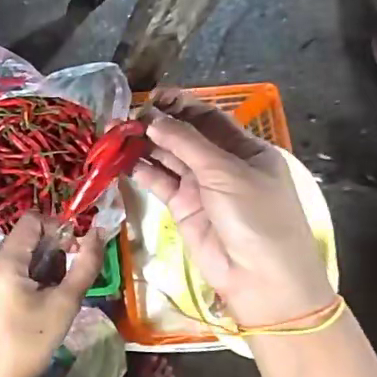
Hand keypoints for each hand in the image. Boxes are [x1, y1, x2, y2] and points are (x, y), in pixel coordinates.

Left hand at [0, 215, 102, 376]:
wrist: (4, 375)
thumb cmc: (35, 339)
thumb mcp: (66, 301)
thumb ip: (85, 263)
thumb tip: (96, 232)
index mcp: (4, 261)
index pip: (31, 220)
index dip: (57, 227)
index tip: (74, 249)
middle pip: (26, 235)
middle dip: (52, 248)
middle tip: (69, 274)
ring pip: (21, 250)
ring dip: (44, 261)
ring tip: (55, 290)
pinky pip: (13, 264)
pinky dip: (31, 271)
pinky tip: (41, 295)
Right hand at [132, 89, 335, 328]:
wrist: (260, 277)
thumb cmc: (255, 216)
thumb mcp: (226, 172)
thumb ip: (187, 143)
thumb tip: (153, 117)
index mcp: (245, 149)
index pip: (207, 117)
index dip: (180, 105)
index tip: (151, 98)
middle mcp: (222, 164)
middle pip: (184, 136)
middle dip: (157, 124)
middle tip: (125, 118)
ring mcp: (201, 187)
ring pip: (168, 158)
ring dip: (145, 145)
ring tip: (116, 136)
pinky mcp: (183, 208)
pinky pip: (160, 182)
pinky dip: (141, 171)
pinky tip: (121, 160)